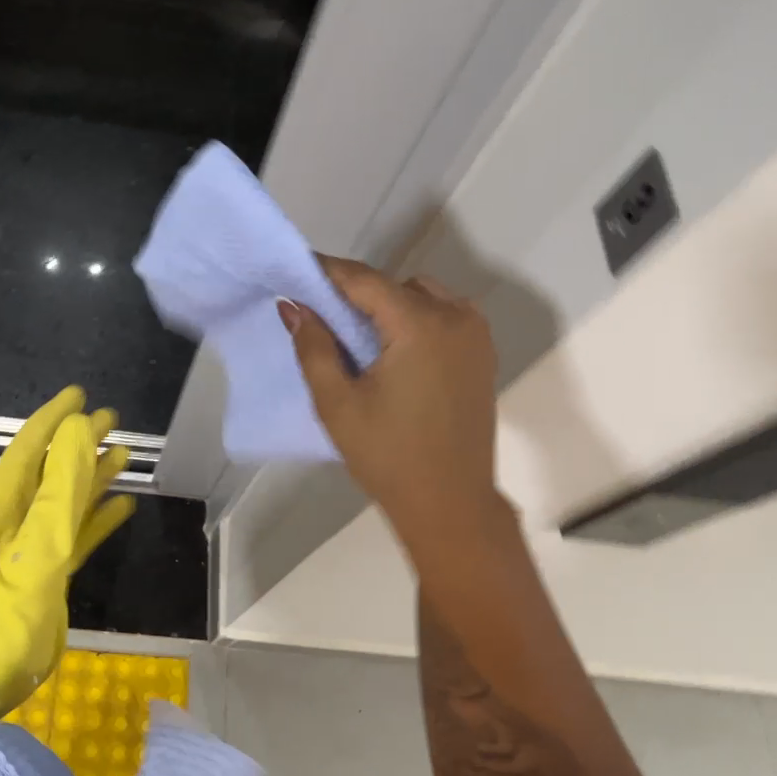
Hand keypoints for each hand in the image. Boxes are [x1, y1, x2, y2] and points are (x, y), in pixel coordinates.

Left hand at [0, 384, 135, 582]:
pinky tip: (124, 506)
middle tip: (114, 420)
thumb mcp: (38, 549)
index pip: (29, 447)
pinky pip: (78, 534)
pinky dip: (99, 518)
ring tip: (125, 455)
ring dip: (93, 475)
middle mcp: (18, 520)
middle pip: (53, 468)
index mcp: (6, 507)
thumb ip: (61, 491)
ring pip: (68, 499)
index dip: (54, 420)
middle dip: (80, 442)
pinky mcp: (48, 573)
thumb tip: (79, 429)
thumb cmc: (4, 611)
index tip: (80, 395)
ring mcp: (34, 547)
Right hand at [280, 256, 502, 538]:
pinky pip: (442, 318)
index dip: (327, 272)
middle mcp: (456, 318)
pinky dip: (414, 322)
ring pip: (421, 298)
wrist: (450, 504)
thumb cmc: (387, 456)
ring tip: (357, 341)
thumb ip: (314, 347)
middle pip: (395, 286)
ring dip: (388, 308)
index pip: (364, 280)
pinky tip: (392, 355)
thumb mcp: (337, 403)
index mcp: (420, 326)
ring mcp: (476, 336)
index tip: (295, 271)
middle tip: (322, 318)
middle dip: (357, 295)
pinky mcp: (482, 355)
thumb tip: (293, 305)